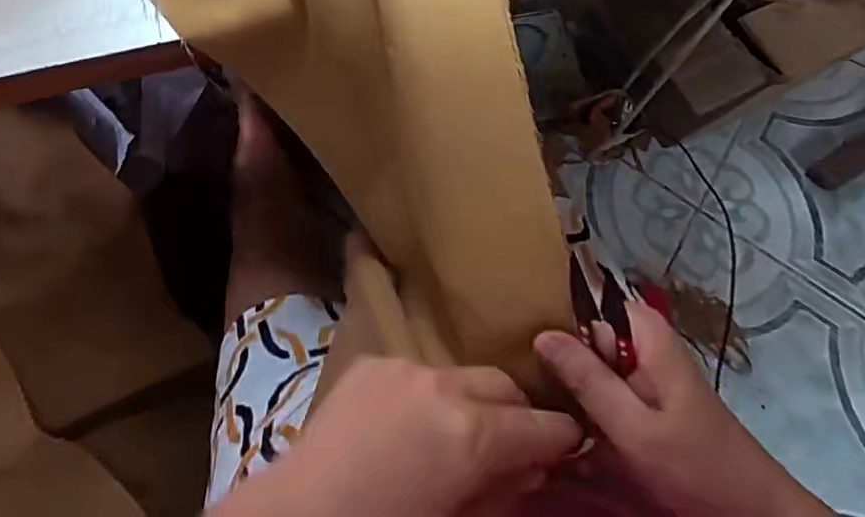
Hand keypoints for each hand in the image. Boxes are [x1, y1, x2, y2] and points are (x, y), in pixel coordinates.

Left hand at [213, 356, 583, 516]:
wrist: (296, 516)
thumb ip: (497, 492)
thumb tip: (527, 471)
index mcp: (469, 432)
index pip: (536, 425)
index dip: (559, 436)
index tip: (568, 444)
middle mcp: (442, 384)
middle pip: (502, 385)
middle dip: (516, 412)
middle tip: (516, 445)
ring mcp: (403, 366)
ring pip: (460, 374)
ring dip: (471, 401)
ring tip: (458, 436)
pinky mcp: (371, 363)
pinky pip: (417, 373)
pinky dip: (427, 395)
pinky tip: (409, 426)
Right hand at [535, 301, 831, 516]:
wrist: (748, 513)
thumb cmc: (696, 465)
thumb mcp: (634, 428)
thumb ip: (588, 379)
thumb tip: (541, 333)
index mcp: (644, 330)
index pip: (587, 299)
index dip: (556, 316)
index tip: (522, 341)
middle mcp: (642, 341)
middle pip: (585, 331)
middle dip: (557, 353)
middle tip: (522, 379)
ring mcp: (642, 370)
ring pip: (590, 362)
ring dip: (566, 383)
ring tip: (530, 400)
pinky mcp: (641, 399)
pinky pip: (602, 388)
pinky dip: (583, 403)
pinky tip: (559, 425)